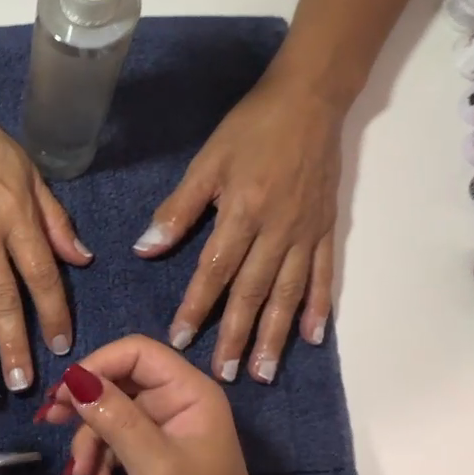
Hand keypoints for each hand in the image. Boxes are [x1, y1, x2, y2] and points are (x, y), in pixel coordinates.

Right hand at [37, 336, 286, 474]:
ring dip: (88, 445)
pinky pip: (111, 444)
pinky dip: (99, 464)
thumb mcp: (152, 463)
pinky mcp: (147, 457)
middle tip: (50, 422)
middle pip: (116, 382)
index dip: (97, 365)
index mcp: (189, 393)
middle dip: (85, 408)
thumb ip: (114, 418)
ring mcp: (161, 431)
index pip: (136, 353)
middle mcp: (175, 403)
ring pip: (108, 416)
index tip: (64, 393)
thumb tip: (73, 379)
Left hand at [135, 74, 345, 384]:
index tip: (181, 340)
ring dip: (276, 335)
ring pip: (289, 293)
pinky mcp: (328, 229)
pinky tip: (311, 338)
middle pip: (253, 292)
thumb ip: (178, 209)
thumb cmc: (250, 129)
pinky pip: (324, 274)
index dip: (197, 307)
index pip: (215, 270)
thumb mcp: (206, 162)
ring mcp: (306, 233)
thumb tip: (145, 249)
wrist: (311, 99)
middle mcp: (277, 230)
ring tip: (265, 372)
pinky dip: (319, 307)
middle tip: (226, 375)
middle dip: (238, 336)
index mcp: (242, 213)